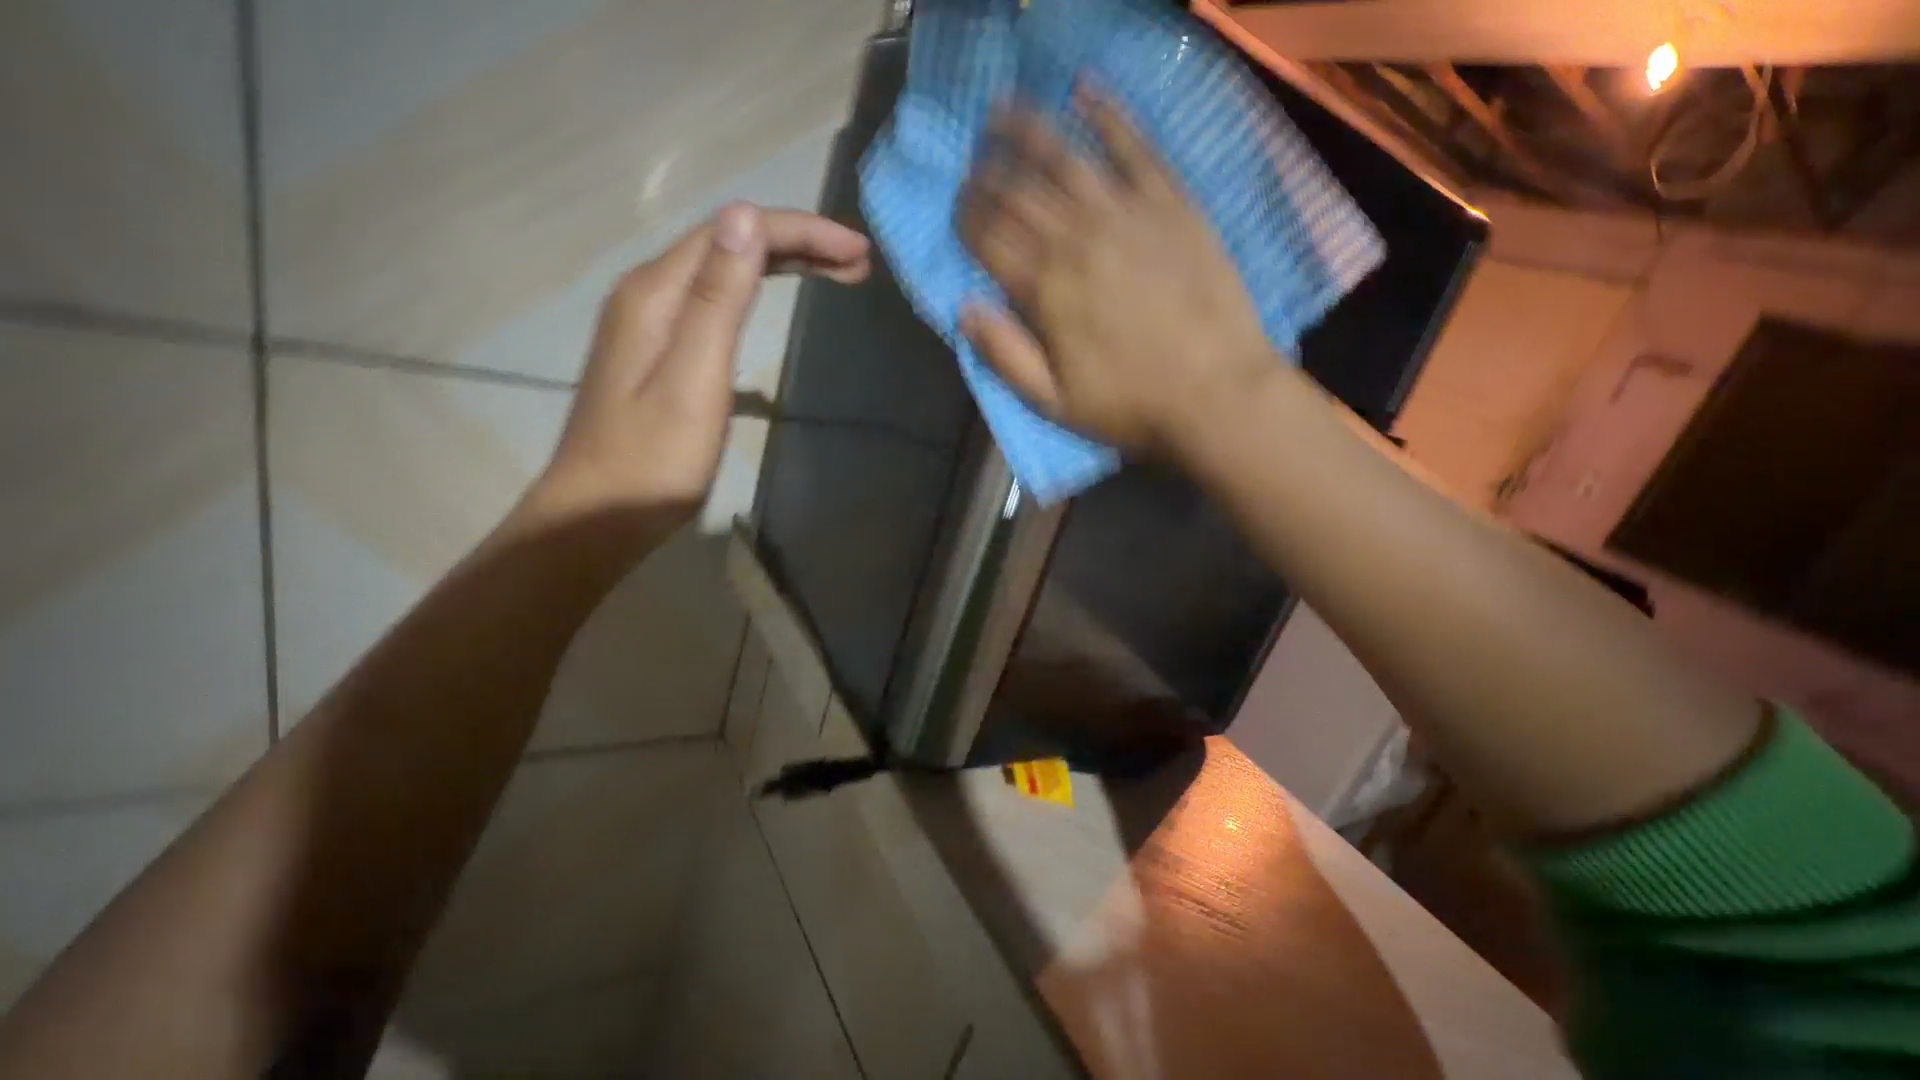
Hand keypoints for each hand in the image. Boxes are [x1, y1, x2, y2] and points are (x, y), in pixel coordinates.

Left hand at [531, 203, 869, 528]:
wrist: (596, 516)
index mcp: (656, 292)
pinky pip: (713, 302)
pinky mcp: (655, 352)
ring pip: (721, 271)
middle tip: (858, 263)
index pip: (733, 231)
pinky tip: (775, 306)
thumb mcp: (694, 377)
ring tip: (835, 275)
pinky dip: (755, 293)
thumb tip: (744, 214)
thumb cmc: (652, 458)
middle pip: (728, 244)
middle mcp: (649, 294)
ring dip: (780, 264)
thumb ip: (719, 297)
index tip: (857, 252)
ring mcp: (649, 323)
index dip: (799, 231)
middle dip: (797, 244)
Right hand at [958, 88, 1278, 451]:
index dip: (966, 216)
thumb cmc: (1131, 404)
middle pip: (1018, 191)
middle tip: (974, 162)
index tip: (957, 206)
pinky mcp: (1170, 203)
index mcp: (1044, 288)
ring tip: (1004, 110)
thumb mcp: (1053, 402)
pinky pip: (1133, 148)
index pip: (988, 235)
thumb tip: (964, 308)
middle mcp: (1077, 238)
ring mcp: (1125, 214)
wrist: (1218, 393)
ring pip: (1064, 158)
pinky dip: (1107, 115)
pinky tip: (1084, 92)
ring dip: (1028, 129)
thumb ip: (1004, 354)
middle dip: (987, 172)